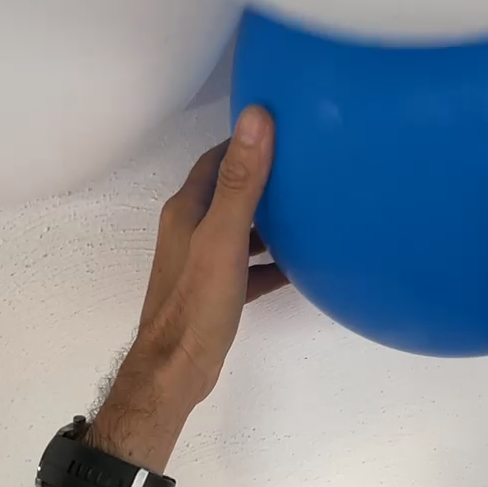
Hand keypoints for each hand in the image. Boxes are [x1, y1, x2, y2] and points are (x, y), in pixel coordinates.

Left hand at [92, 107, 286, 467]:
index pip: (216, 161)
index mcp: (187, 211)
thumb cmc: (198, 302)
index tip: (283, 130)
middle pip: (229, 194)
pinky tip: (300, 265)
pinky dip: (270, 262)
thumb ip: (241, 182)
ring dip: (269, 221)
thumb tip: (256, 118)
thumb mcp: (223, 237)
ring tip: (309, 211)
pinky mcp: (216, 292)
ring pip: (240, 231)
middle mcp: (190, 231)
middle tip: (306, 168)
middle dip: (263, 179)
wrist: (178, 369)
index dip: (245, 143)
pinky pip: (248, 267)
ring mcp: (202, 263)